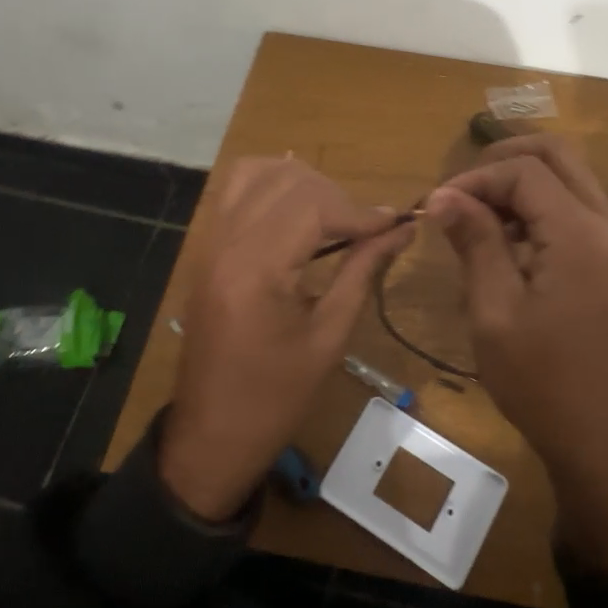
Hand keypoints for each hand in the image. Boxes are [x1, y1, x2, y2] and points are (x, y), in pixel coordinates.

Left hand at [160, 158, 414, 521]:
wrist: (210, 435)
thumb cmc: (275, 397)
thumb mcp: (330, 336)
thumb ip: (363, 271)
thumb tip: (402, 228)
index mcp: (256, 271)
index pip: (314, 207)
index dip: (360, 211)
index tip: (396, 223)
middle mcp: (226, 243)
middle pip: (289, 182)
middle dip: (336, 196)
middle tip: (366, 229)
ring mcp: (209, 242)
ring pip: (258, 172)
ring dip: (302, 183)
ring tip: (332, 215)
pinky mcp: (205, 247)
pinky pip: (235, 189)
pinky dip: (270, 184)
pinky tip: (297, 208)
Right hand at [426, 135, 607, 573]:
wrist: (594, 434)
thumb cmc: (537, 378)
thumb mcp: (493, 309)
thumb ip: (475, 241)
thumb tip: (443, 194)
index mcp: (577, 233)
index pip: (525, 171)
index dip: (476, 177)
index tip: (438, 207)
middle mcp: (603, 223)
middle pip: (557, 154)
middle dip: (503, 160)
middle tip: (461, 191)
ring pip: (568, 174)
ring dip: (521, 180)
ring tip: (477, 216)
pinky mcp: (607, 257)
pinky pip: (573, 204)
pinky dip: (538, 203)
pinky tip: (505, 237)